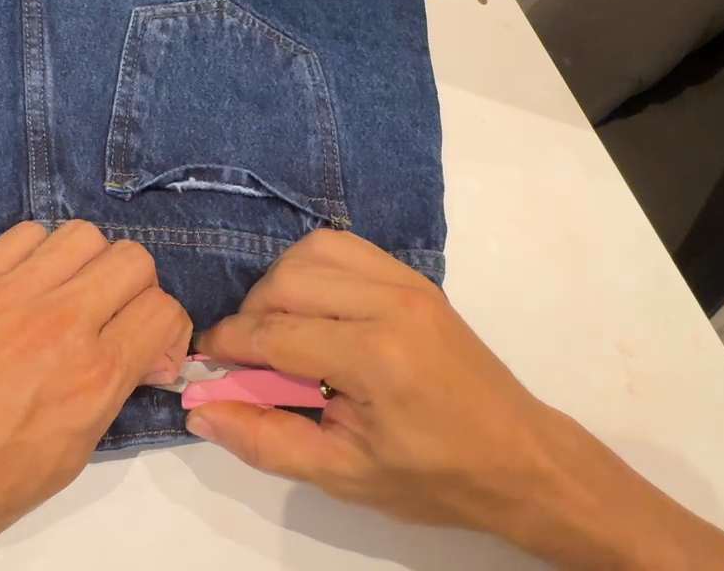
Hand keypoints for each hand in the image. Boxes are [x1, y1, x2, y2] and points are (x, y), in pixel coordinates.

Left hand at [0, 220, 191, 569]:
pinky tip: (29, 284)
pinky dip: (41, 252)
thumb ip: (109, 396)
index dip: (168, 331)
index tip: (149, 350)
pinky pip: (28, 233)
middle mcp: (58, 322)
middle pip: (133, 260)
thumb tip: (137, 356)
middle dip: (138, 290)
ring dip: (92, 264)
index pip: (163, 312)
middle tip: (116, 320)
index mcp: (88, 379)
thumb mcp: (61, 463)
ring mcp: (11, 290)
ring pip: (85, 235)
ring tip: (73, 296)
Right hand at [187, 230, 723, 570]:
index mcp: (375, 358)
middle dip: (251, 316)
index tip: (205, 362)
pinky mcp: (413, 275)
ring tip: (279, 328)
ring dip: (279, 285)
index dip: (228, 346)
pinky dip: (312, 267)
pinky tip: (313, 305)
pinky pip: (342, 246)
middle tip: (247, 356)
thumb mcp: (344, 475)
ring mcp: (406, 281)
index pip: (274, 333)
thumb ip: (265, 440)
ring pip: (311, 251)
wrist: (523, 459)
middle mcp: (389, 303)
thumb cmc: (434, 477)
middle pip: (286, 282)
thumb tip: (200, 410)